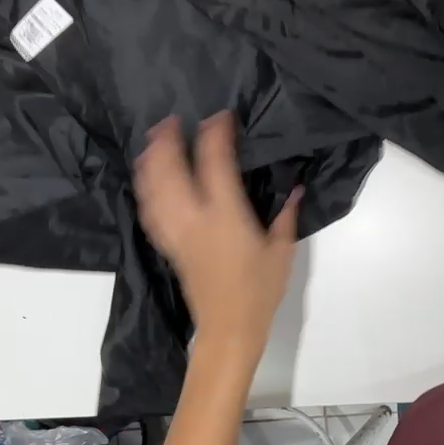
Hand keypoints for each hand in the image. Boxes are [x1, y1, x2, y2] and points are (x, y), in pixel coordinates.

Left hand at [134, 112, 299, 347]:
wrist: (229, 328)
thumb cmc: (260, 290)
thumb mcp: (281, 251)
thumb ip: (286, 216)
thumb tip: (296, 188)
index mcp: (225, 215)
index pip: (215, 163)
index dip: (215, 135)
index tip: (220, 116)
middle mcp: (195, 219)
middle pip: (171, 171)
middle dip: (167, 142)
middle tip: (171, 121)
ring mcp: (177, 233)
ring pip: (154, 190)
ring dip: (150, 162)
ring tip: (151, 142)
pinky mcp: (169, 247)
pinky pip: (151, 212)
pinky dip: (146, 190)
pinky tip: (147, 180)